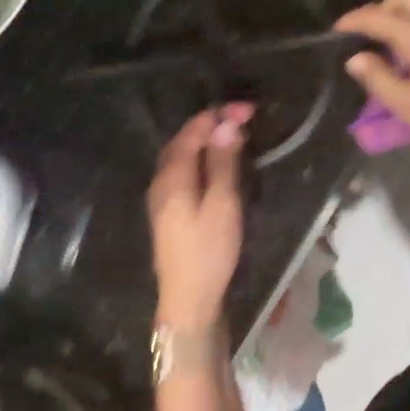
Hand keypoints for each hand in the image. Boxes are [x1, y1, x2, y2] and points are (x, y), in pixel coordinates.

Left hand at [148, 104, 252, 330]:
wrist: (187, 300)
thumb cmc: (209, 252)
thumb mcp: (222, 205)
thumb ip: (222, 163)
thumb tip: (225, 124)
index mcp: (172, 176)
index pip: (193, 131)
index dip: (218, 115)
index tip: (248, 110)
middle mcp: (161, 181)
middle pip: (182, 141)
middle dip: (210, 124)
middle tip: (242, 118)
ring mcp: (161, 198)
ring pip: (180, 156)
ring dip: (204, 141)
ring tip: (232, 135)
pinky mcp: (168, 212)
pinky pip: (182, 172)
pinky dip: (200, 159)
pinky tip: (215, 165)